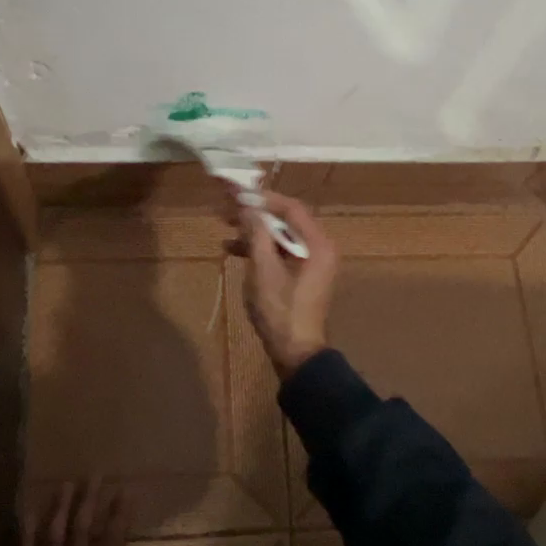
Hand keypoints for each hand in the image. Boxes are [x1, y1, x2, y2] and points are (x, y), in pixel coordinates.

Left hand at [19, 479, 187, 545]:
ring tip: (66, 483)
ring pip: (53, 535)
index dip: (121, 512)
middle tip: (96, 473)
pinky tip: (27, 514)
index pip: (112, 537)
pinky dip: (26, 534)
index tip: (128, 489)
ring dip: (60, 507)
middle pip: (81, 527)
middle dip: (90, 498)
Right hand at [225, 191, 338, 378]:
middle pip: (286, 220)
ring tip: (224, 227)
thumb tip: (247, 204)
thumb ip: (256, 233)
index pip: (290, 207)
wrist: (296, 353)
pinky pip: (282, 252)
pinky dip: (261, 249)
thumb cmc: (280, 312)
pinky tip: (233, 250)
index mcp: (318, 244)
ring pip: (282, 236)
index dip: (262, 198)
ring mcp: (313, 263)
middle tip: (225, 208)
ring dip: (254, 231)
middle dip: (255, 213)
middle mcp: (320, 248)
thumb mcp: (263, 270)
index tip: (235, 193)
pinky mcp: (303, 275)